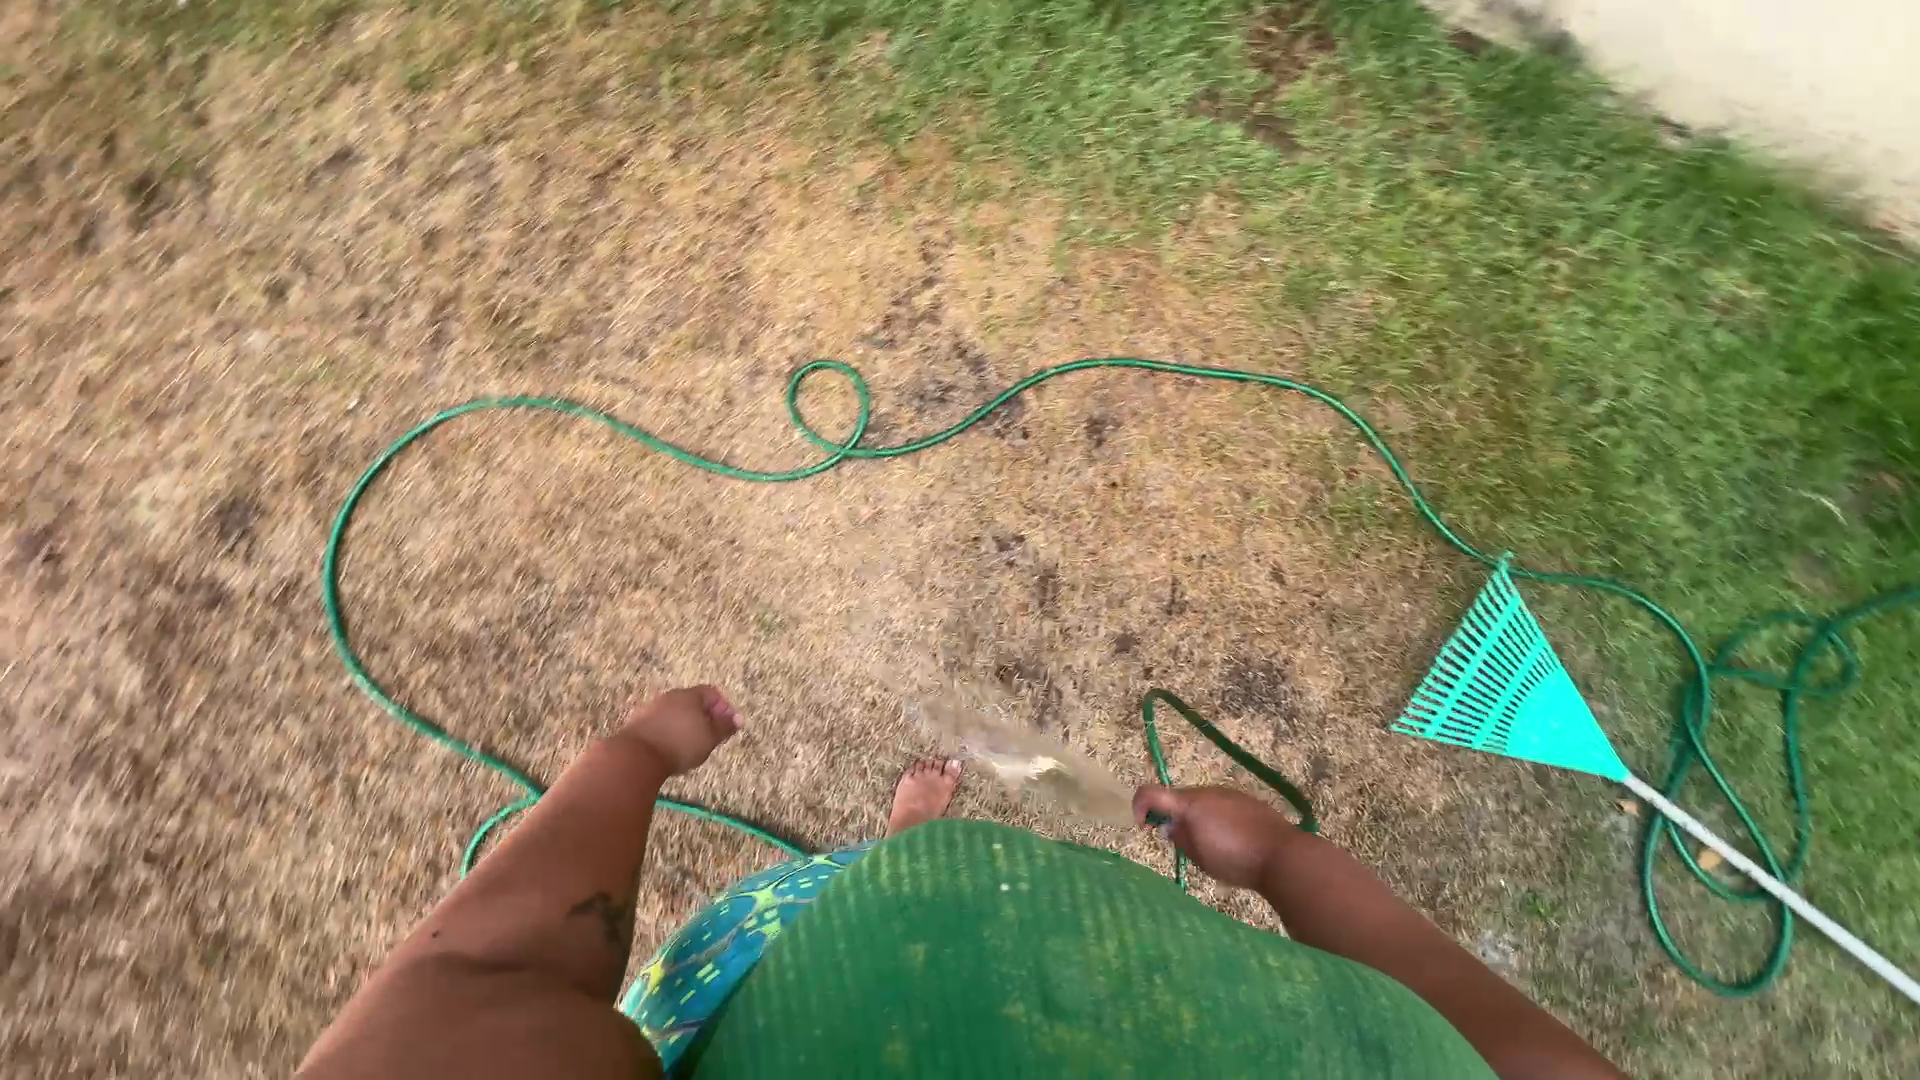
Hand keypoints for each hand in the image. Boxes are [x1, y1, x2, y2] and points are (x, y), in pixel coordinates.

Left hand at [615, 685, 741, 774]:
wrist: (635, 756)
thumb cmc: (680, 744)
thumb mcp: (710, 738)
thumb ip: (725, 727)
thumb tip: (738, 719)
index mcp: (689, 695)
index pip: (712, 693)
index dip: (724, 707)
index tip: (729, 726)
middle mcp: (669, 697)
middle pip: (692, 702)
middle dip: (704, 717)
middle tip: (711, 736)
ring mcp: (650, 709)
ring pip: (674, 714)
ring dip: (685, 726)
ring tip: (690, 746)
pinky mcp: (636, 725)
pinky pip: (660, 725)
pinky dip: (669, 734)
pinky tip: (670, 750)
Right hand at [1133, 785, 1298, 888]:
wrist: (1284, 855)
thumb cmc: (1235, 859)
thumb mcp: (1199, 856)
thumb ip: (1179, 838)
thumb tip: (1168, 826)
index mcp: (1189, 803)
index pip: (1150, 792)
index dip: (1139, 806)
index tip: (1144, 826)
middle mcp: (1206, 791)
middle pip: (1178, 798)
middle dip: (1173, 817)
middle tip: (1183, 844)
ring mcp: (1229, 793)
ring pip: (1201, 802)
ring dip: (1197, 818)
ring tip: (1212, 846)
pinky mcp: (1247, 801)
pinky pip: (1222, 805)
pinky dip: (1217, 818)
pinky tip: (1233, 841)